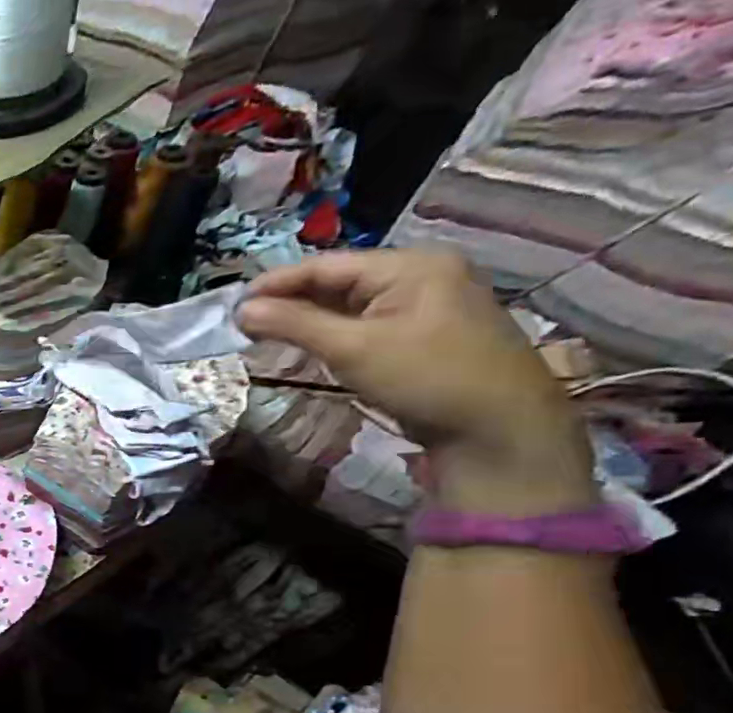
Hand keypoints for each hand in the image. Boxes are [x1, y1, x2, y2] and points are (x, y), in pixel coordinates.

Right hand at [239, 251, 595, 515]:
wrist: (498, 427)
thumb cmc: (426, 377)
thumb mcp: (354, 348)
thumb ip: (295, 325)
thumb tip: (242, 310)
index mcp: (409, 266)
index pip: (326, 265)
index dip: (277, 283)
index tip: (234, 303)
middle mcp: (420, 276)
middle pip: (339, 282)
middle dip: (290, 301)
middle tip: (245, 321)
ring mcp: (426, 306)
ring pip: (351, 305)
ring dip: (308, 318)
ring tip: (266, 332)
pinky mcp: (424, 335)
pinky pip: (366, 324)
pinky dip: (333, 332)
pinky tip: (309, 344)